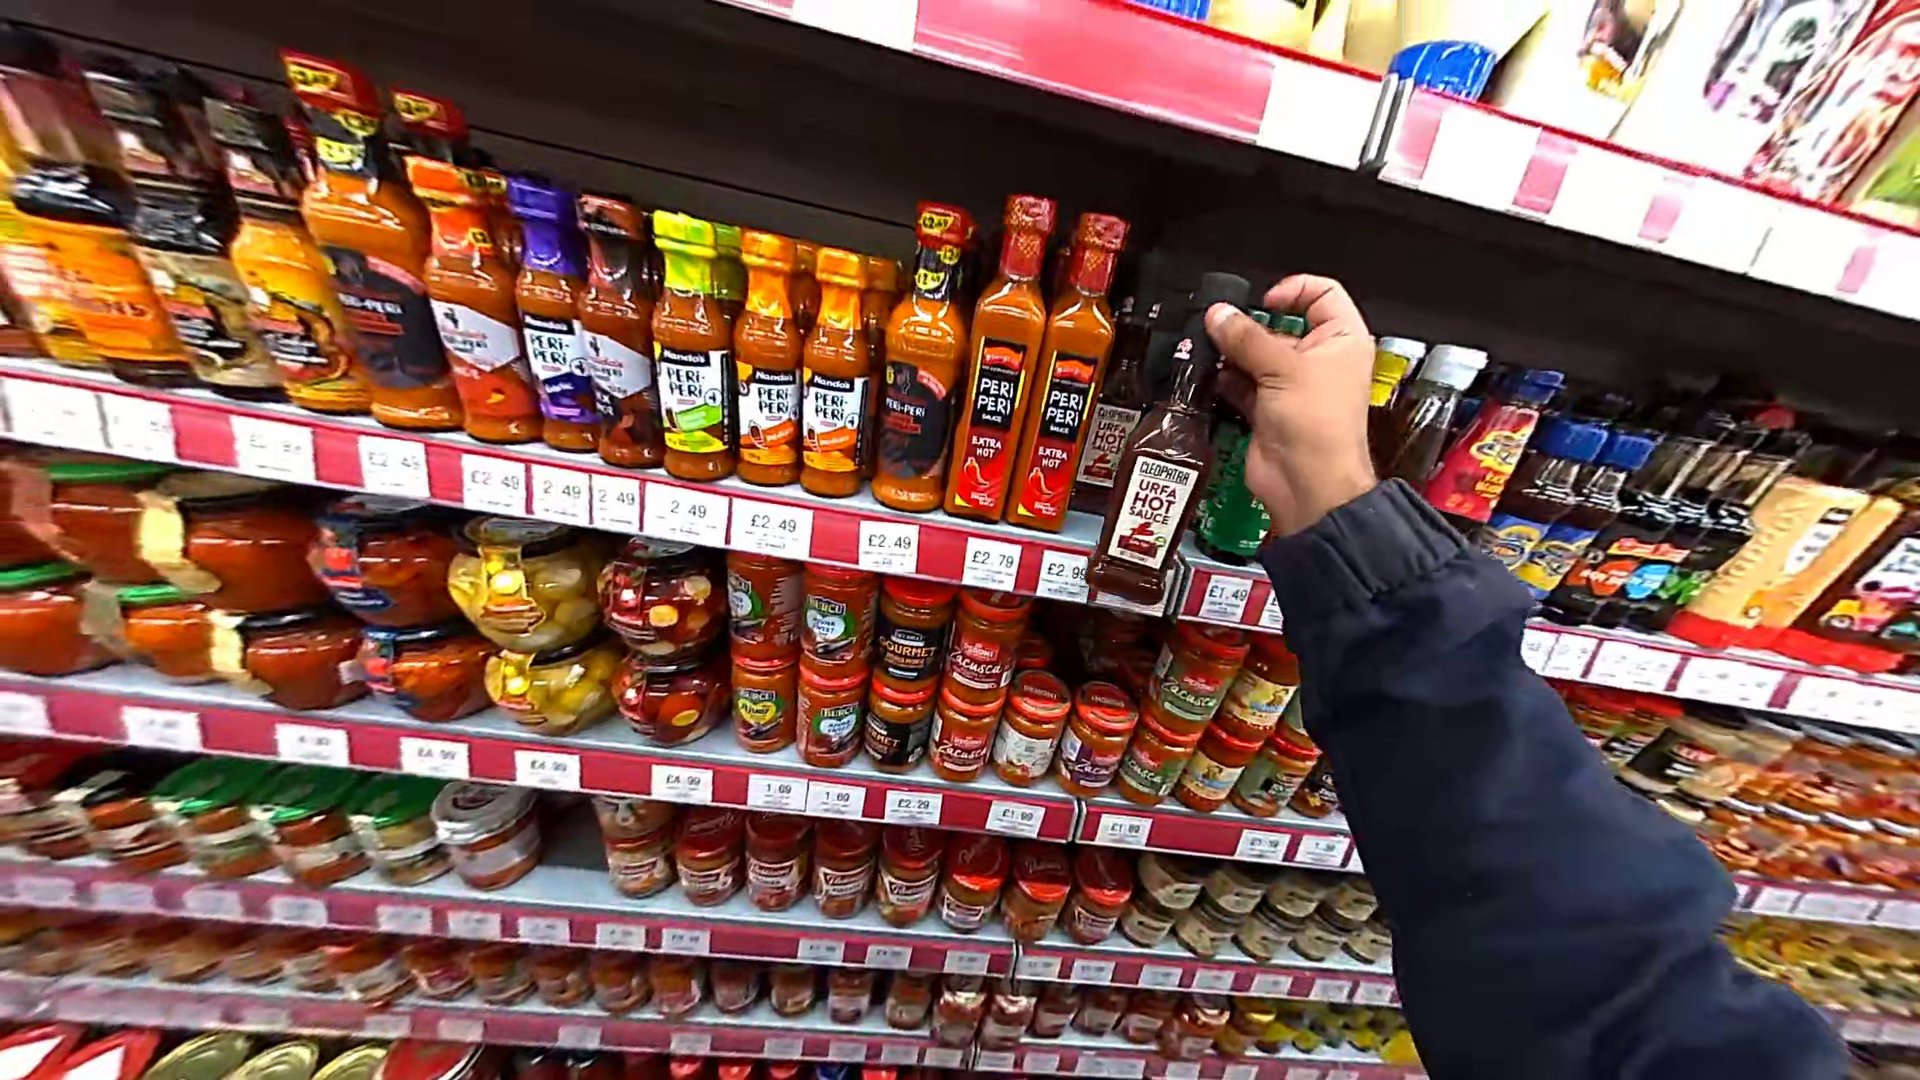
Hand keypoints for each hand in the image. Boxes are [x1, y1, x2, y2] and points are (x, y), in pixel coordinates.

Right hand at [1205, 275, 1377, 535]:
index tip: (1263, 300)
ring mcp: (1290, 386)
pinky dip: (1226, 380)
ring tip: (1213, 351)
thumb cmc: (1320, 429)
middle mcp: (1317, 362)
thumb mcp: (1284, 368)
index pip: (1321, 295)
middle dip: (1249, 327)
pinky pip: (1241, 385)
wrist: (1304, 482)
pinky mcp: (1266, 409)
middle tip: (1223, 328)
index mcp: (1341, 340)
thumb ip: (1247, 338)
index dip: (1292, 291)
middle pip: (1279, 328)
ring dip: (1233, 354)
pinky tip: (1213, 377)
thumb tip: (1220, 315)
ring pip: (1255, 356)